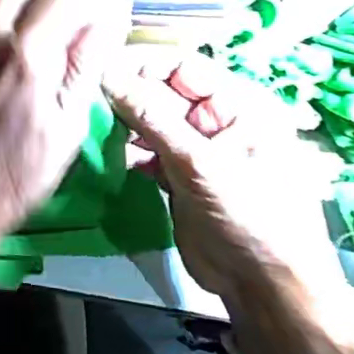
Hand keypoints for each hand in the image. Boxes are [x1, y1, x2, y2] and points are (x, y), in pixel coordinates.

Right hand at [102, 49, 353, 335]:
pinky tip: (111, 154)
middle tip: (88, 98)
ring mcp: (197, 147)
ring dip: (123, 122)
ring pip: (149, 118)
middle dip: (126, 94)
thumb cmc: (249, 218)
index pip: (182, 65)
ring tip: (97, 126)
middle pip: (161, 90)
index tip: (100, 68)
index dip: (142, 64)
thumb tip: (106, 73)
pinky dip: (127, 148)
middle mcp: (218, 120)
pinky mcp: (178, 172)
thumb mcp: (199, 163)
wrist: (264, 289)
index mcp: (240, 106)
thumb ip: (150, 116)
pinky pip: (145, 146)